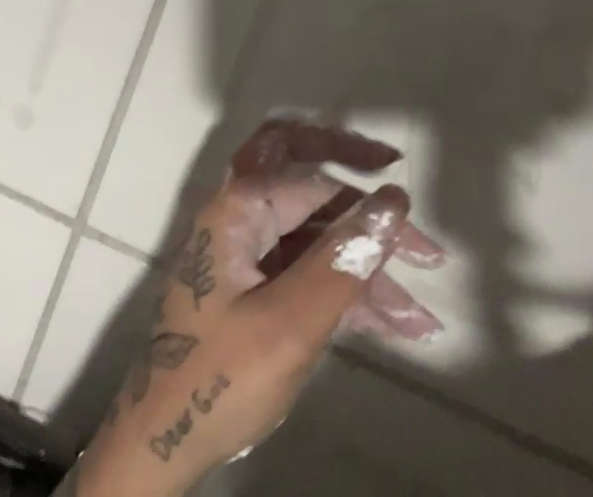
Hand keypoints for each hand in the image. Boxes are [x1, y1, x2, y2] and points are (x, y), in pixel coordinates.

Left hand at [66, 119, 444, 496]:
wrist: (166, 432)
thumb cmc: (223, 373)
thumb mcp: (291, 321)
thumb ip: (341, 260)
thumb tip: (391, 202)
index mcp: (235, 211)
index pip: (302, 166)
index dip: (353, 160)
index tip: (401, 175)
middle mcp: (235, 220)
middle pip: (310, 196)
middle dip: (366, 222)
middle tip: (427, 256)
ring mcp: (242, 255)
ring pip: (313, 241)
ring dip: (366, 272)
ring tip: (421, 320)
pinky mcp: (250, 289)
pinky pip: (304, 274)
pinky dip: (346, 295)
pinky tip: (396, 329)